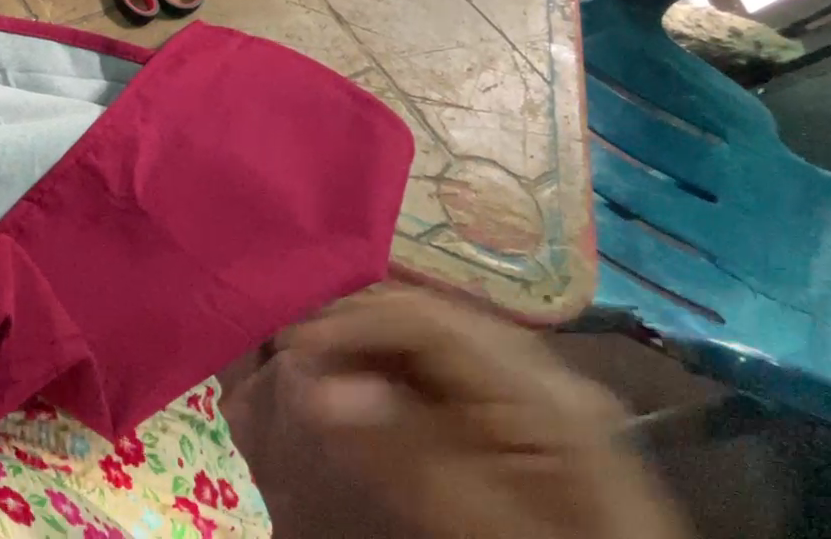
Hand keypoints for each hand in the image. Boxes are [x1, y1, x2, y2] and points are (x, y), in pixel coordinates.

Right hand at [223, 288, 689, 538]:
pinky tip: (354, 374)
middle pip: (428, 312)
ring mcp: (533, 383)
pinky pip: (441, 357)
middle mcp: (539, 368)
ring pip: (430, 327)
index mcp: (541, 392)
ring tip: (311, 355)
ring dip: (364, 335)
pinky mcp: (521, 403)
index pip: (428, 319)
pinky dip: (388, 358)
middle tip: (288, 344)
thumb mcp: (476, 519)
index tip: (289, 345)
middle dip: (350, 319)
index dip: (349, 320)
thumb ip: (401, 452)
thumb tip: (311, 383)